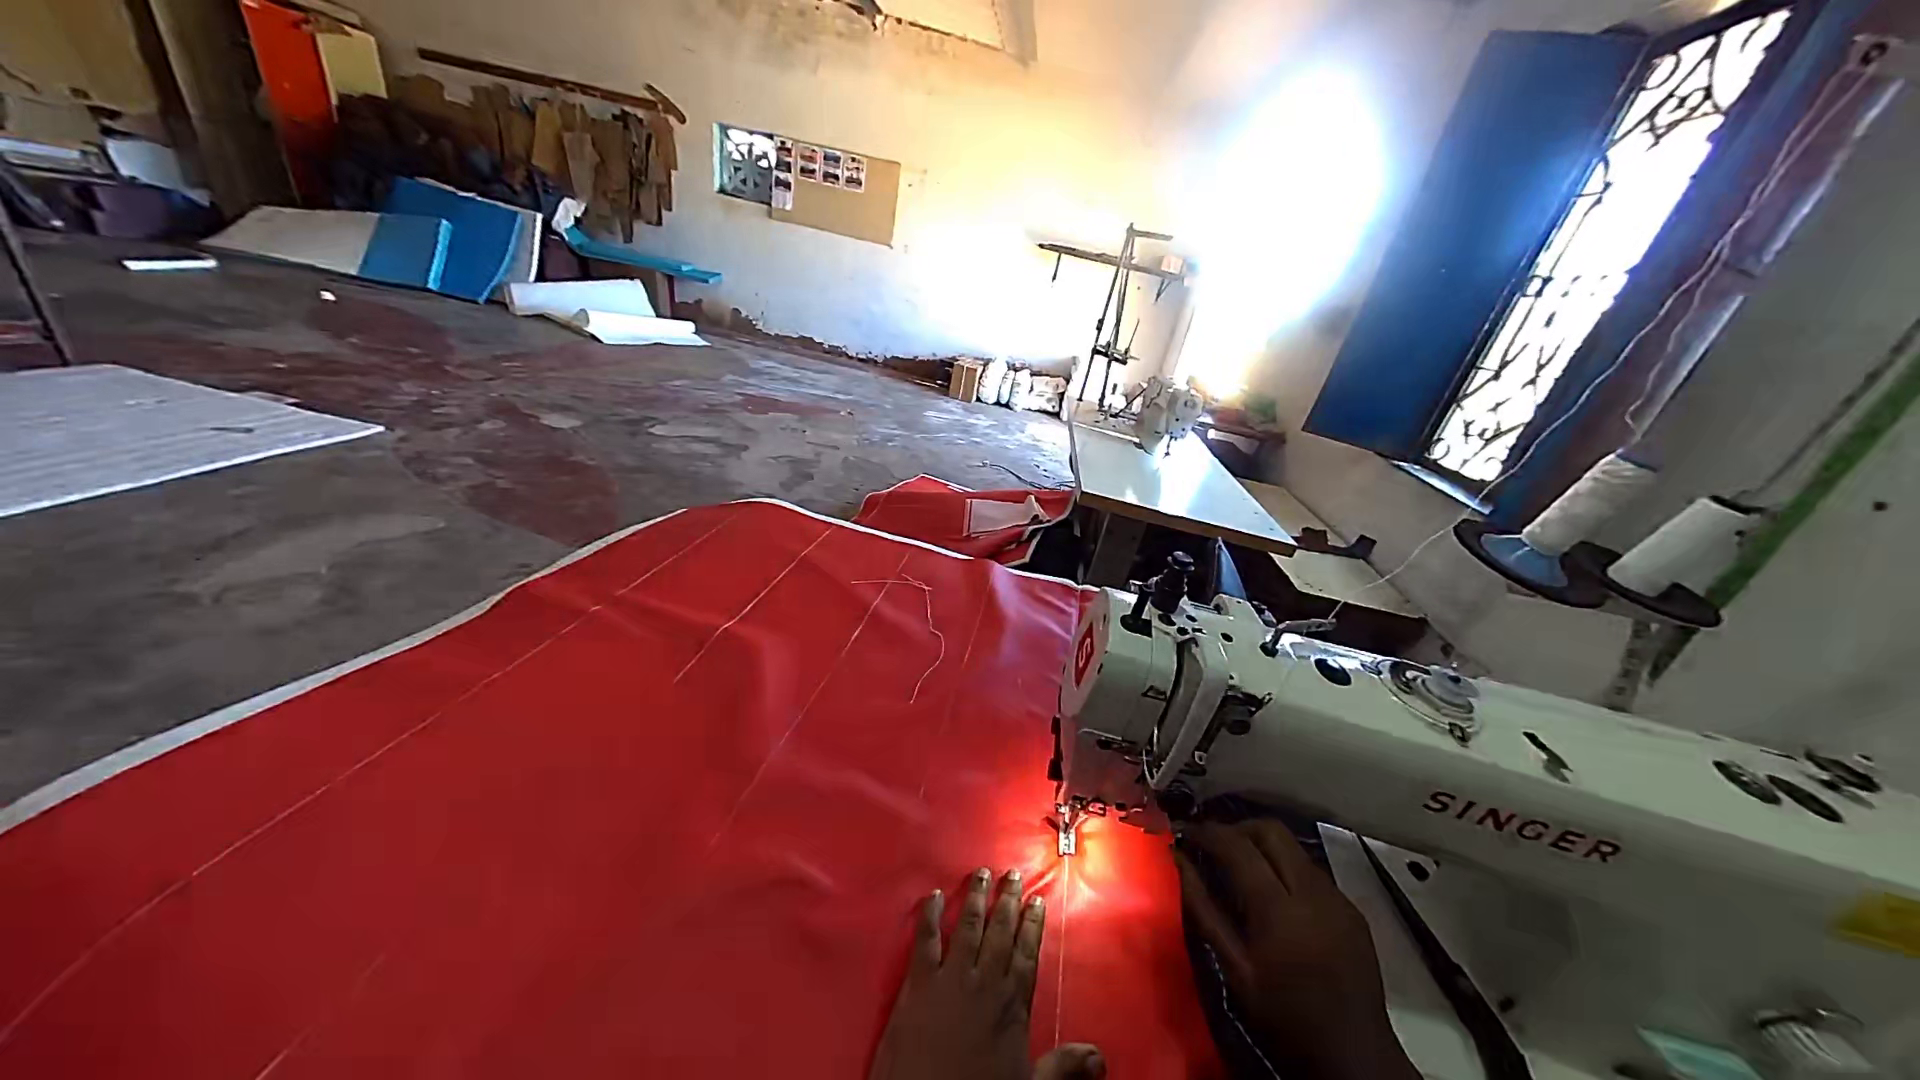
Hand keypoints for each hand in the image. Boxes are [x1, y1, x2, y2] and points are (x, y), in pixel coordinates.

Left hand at [870, 867, 1103, 1079]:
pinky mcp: (919, 982)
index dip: (1032, 925)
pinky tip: (934, 895)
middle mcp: (985, 982)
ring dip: (976, 897)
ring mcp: (951, 978)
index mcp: (1012, 1003)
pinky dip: (930, 914)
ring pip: (969, 926)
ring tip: (981, 873)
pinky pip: (926, 938)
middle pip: (999, 931)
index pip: (1026, 953)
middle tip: (1011, 874)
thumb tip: (1100, 1058)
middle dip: (1007, 900)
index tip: (1036, 900)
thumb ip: (1062, 1067)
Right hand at [1175, 822, 1419, 1079]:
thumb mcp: (1234, 967)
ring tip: (1239, 866)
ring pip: (1293, 847)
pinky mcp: (1352, 909)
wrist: (1355, 1058)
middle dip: (1237, 829)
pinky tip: (1274, 894)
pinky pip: (1311, 870)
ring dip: (1262, 846)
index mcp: (1279, 910)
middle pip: (1271, 830)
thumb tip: (1178, 860)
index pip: (1237, 846)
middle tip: (1213, 845)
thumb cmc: (1283, 1017)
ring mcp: (1338, 899)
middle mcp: (1313, 893)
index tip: (1185, 831)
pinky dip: (1285, 867)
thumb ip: (1203, 909)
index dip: (1207, 832)